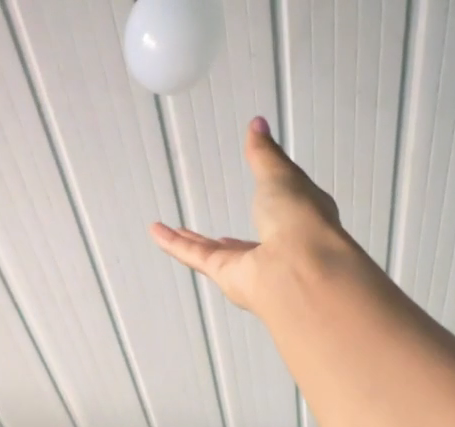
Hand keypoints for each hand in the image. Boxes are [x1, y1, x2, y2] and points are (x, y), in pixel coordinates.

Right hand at [149, 116, 356, 314]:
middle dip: (227, 236)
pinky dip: (175, 244)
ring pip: (216, 252)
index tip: (259, 190)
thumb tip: (257, 123)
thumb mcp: (280, 174)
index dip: (270, 199)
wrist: (298, 265)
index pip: (280, 209)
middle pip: (243, 241)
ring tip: (178, 232)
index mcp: (297, 220)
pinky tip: (156, 232)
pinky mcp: (225, 276)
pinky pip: (197, 256)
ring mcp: (248, 266)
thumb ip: (264, 153)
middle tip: (213, 226)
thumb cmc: (299, 216)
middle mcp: (273, 247)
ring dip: (196, 242)